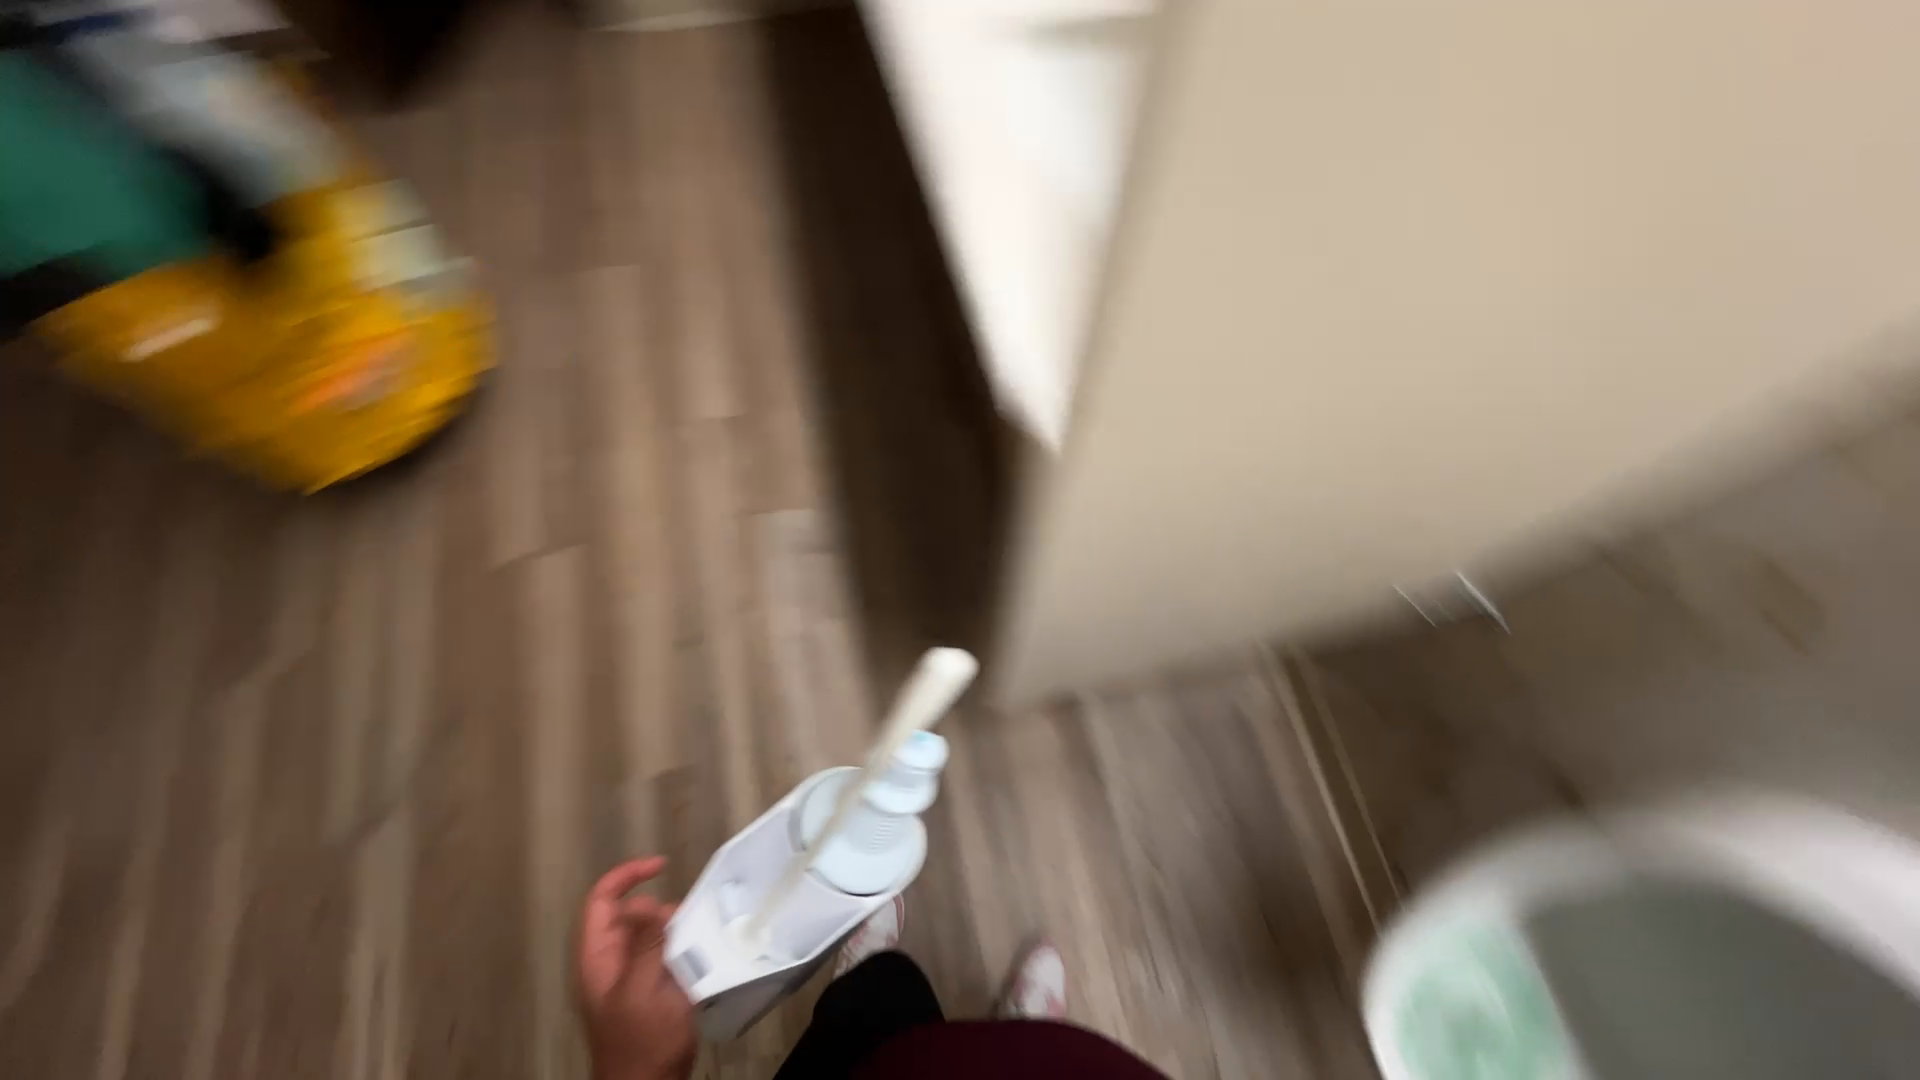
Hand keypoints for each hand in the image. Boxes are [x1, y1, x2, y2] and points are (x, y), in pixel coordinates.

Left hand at [577, 857, 697, 1079]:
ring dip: (676, 928)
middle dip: (659, 908)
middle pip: (629, 913)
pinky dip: (685, 944)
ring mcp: (634, 974)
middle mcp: (612, 960)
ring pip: (653, 931)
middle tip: (683, 923)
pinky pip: (669, 951)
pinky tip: (703, 953)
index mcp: (597, 958)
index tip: (662, 865)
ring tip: (695, 940)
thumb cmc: (641, 1041)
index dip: (626, 876)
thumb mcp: (642, 990)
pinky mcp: (656, 986)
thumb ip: (646, 944)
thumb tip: (653, 905)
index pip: (601, 901)